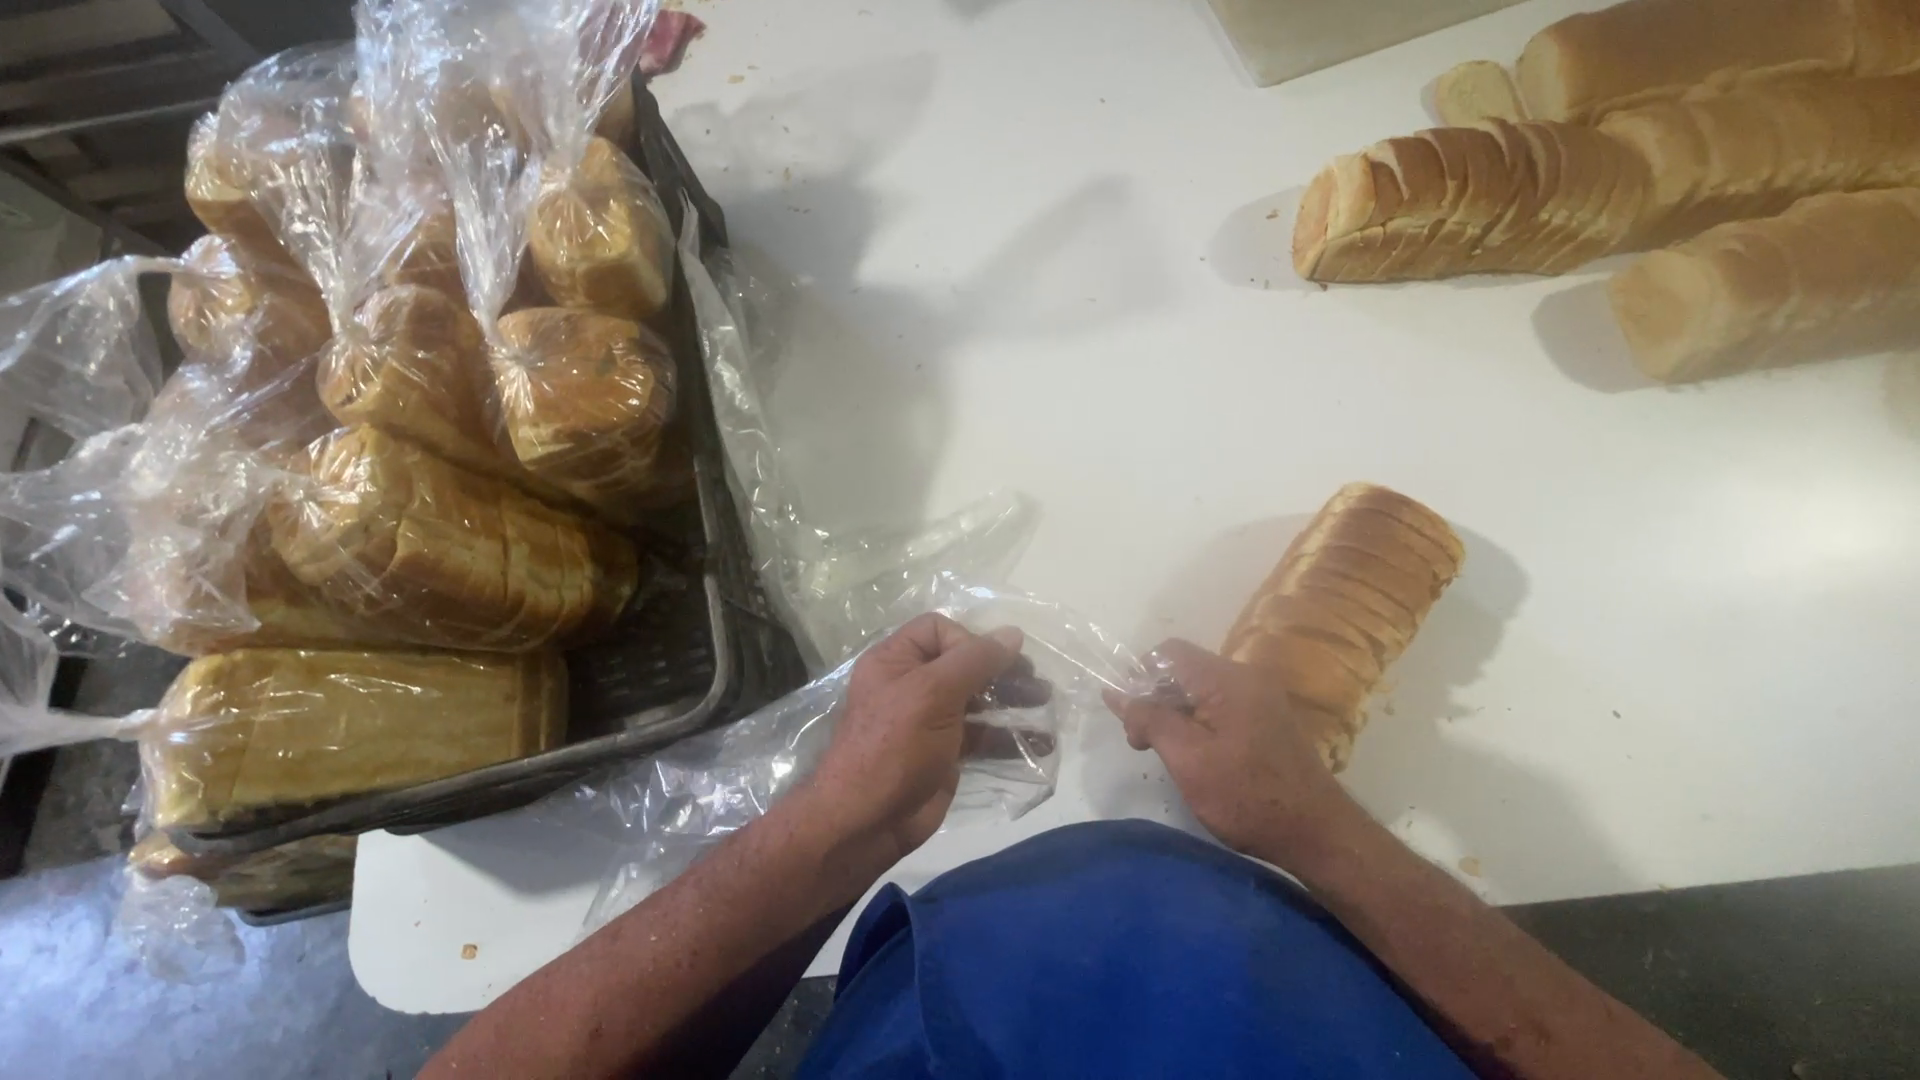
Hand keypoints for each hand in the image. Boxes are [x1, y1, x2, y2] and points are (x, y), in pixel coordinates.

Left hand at [800, 613, 1025, 868]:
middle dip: (1001, 670)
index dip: (967, 640)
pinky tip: (1041, 742)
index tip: (987, 665)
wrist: (867, 821)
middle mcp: (911, 684)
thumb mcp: (932, 693)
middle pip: (963, 663)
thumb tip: (1013, 634)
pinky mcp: (945, 753)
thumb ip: (974, 660)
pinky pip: (982, 735)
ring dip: (1012, 701)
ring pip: (977, 699)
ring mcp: (929, 720)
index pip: (938, 629)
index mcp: (895, 660)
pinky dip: (1009, 736)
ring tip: (1047, 704)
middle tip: (1036, 680)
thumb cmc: (895, 746)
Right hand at [1104, 639, 1364, 865]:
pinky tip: (1197, 758)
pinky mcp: (1268, 722)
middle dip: (1156, 700)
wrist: (1317, 835)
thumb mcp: (1187, 758)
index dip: (1140, 676)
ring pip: (1201, 691)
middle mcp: (1248, 679)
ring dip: (1176, 716)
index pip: (1169, 652)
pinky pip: (1221, 707)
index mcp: (1229, 679)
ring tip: (1169, 755)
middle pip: (1185, 670)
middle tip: (1144, 744)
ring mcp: (1262, 700)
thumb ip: (1150, 719)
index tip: (1130, 716)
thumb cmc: (1247, 796)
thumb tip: (1117, 693)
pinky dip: (1199, 724)